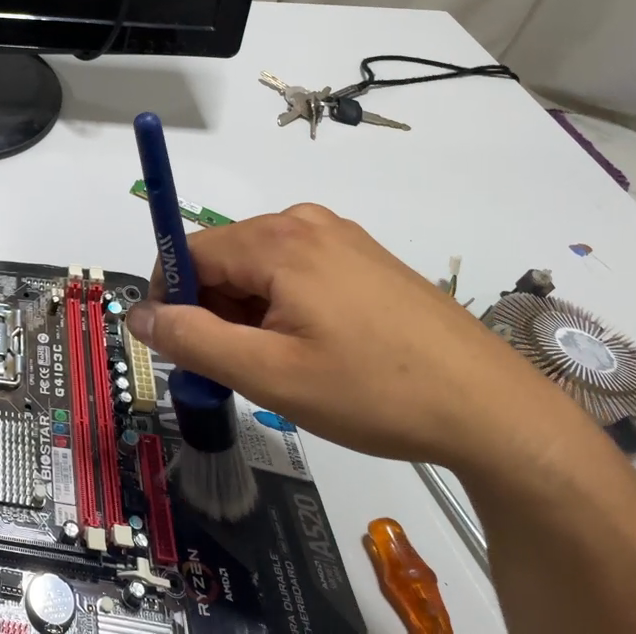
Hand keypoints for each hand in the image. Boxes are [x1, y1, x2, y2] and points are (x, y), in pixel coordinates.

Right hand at [123, 203, 587, 474]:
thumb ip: (192, 340)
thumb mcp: (269, 376)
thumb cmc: (374, 392)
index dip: (172, 298)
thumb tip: (138, 315)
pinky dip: (285, 305)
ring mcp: (342, 237)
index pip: (187, 251)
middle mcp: (306, 222)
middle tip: (244, 367)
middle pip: (224, 256)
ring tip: (285, 364)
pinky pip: (297, 270)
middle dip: (215, 308)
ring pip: (259, 266)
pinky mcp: (367, 258)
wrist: (497, 414)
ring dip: (250, 311)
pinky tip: (318, 349)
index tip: (187, 348)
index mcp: (278, 240)